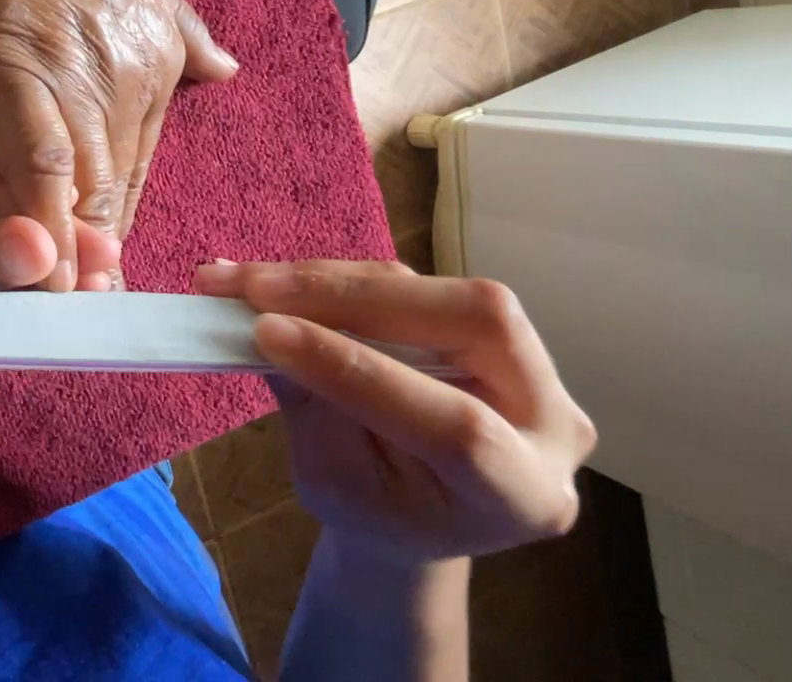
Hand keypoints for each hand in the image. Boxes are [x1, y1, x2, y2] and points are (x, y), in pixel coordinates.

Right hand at [0, 0, 238, 288]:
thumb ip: (184, 29)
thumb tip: (222, 69)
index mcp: (158, 61)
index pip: (139, 166)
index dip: (120, 224)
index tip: (104, 272)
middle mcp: (136, 79)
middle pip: (119, 191)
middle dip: (101, 258)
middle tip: (87, 318)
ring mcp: (86, 76)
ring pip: (86, 188)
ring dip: (72, 255)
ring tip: (57, 315)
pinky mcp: (24, 68)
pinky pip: (39, 159)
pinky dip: (38, 216)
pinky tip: (29, 261)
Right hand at [195, 260, 594, 565]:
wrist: (408, 509)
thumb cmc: (372, 514)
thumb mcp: (333, 485)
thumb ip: (313, 410)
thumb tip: (261, 331)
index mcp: (526, 491)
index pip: (456, 425)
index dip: (356, 371)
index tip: (265, 333)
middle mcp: (549, 415)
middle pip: (473, 320)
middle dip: (351, 296)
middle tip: (254, 288)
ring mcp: (524, 359)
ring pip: (430, 287)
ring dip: (326, 279)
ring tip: (242, 280)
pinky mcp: (477, 320)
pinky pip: (405, 282)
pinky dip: (331, 277)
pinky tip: (274, 281)